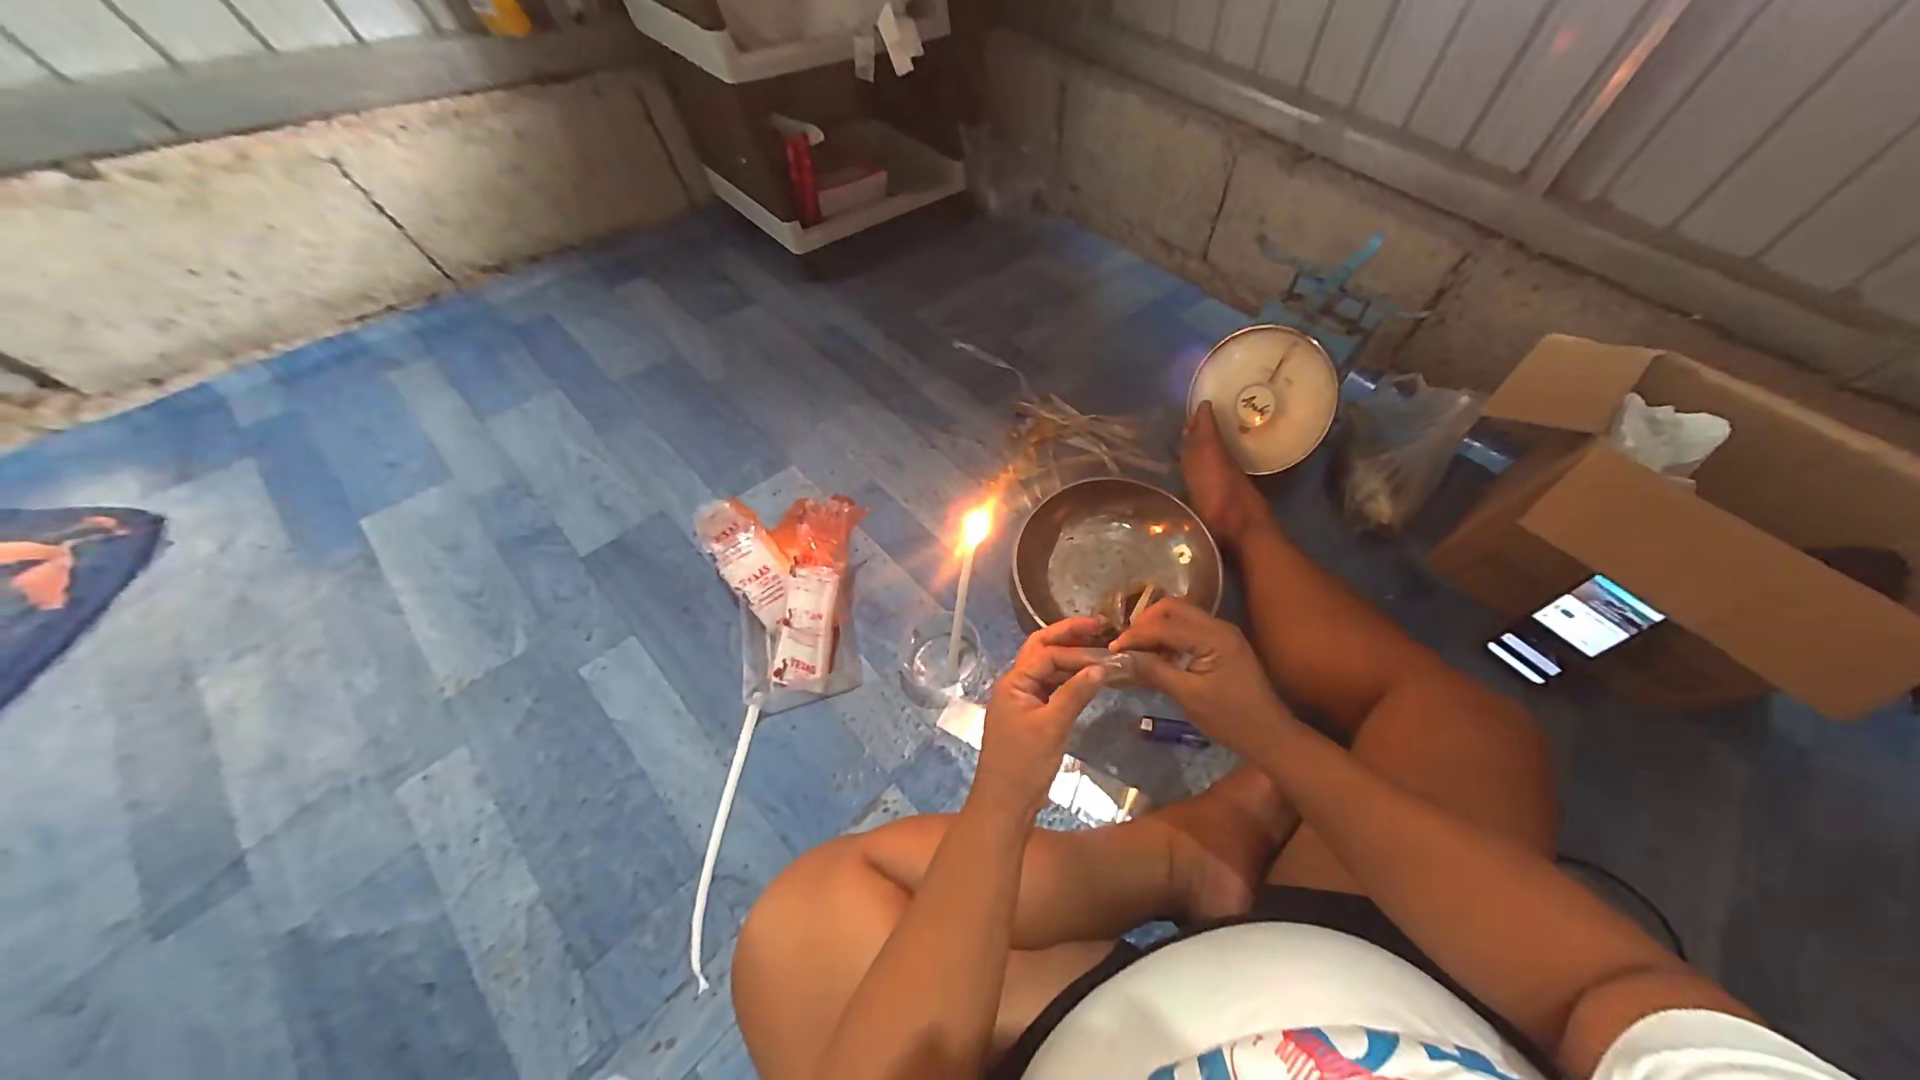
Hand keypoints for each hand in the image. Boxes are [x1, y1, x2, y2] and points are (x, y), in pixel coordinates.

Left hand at [972, 617, 1110, 816]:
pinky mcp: (1031, 716)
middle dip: (1068, 636)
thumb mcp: (1052, 727)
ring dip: (1070, 658)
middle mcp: (1015, 685)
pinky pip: (1051, 688)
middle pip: (1041, 649)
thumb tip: (1101, 667)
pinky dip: (1069, 680)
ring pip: (1047, 668)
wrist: (1004, 804)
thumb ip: (1075, 694)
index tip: (1108, 654)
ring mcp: (1022, 700)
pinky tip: (1089, 679)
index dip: (1078, 653)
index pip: (1047, 654)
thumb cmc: (1023, 764)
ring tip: (1100, 650)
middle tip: (1098, 626)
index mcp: (1013, 682)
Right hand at [1110, 598, 1294, 753]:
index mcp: (1214, 637)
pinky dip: (1168, 634)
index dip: (1136, 635)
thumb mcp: (1188, 696)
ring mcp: (1222, 632)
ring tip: (1136, 647)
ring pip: (1180, 615)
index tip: (1113, 648)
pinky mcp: (1221, 642)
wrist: (1269, 735)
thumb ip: (1154, 671)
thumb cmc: (1230, 718)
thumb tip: (1122, 657)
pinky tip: (1155, 652)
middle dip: (1144, 622)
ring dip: (1155, 626)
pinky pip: (1188, 627)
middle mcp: (1219, 626)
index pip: (1165, 626)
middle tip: (1125, 644)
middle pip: (1172, 608)